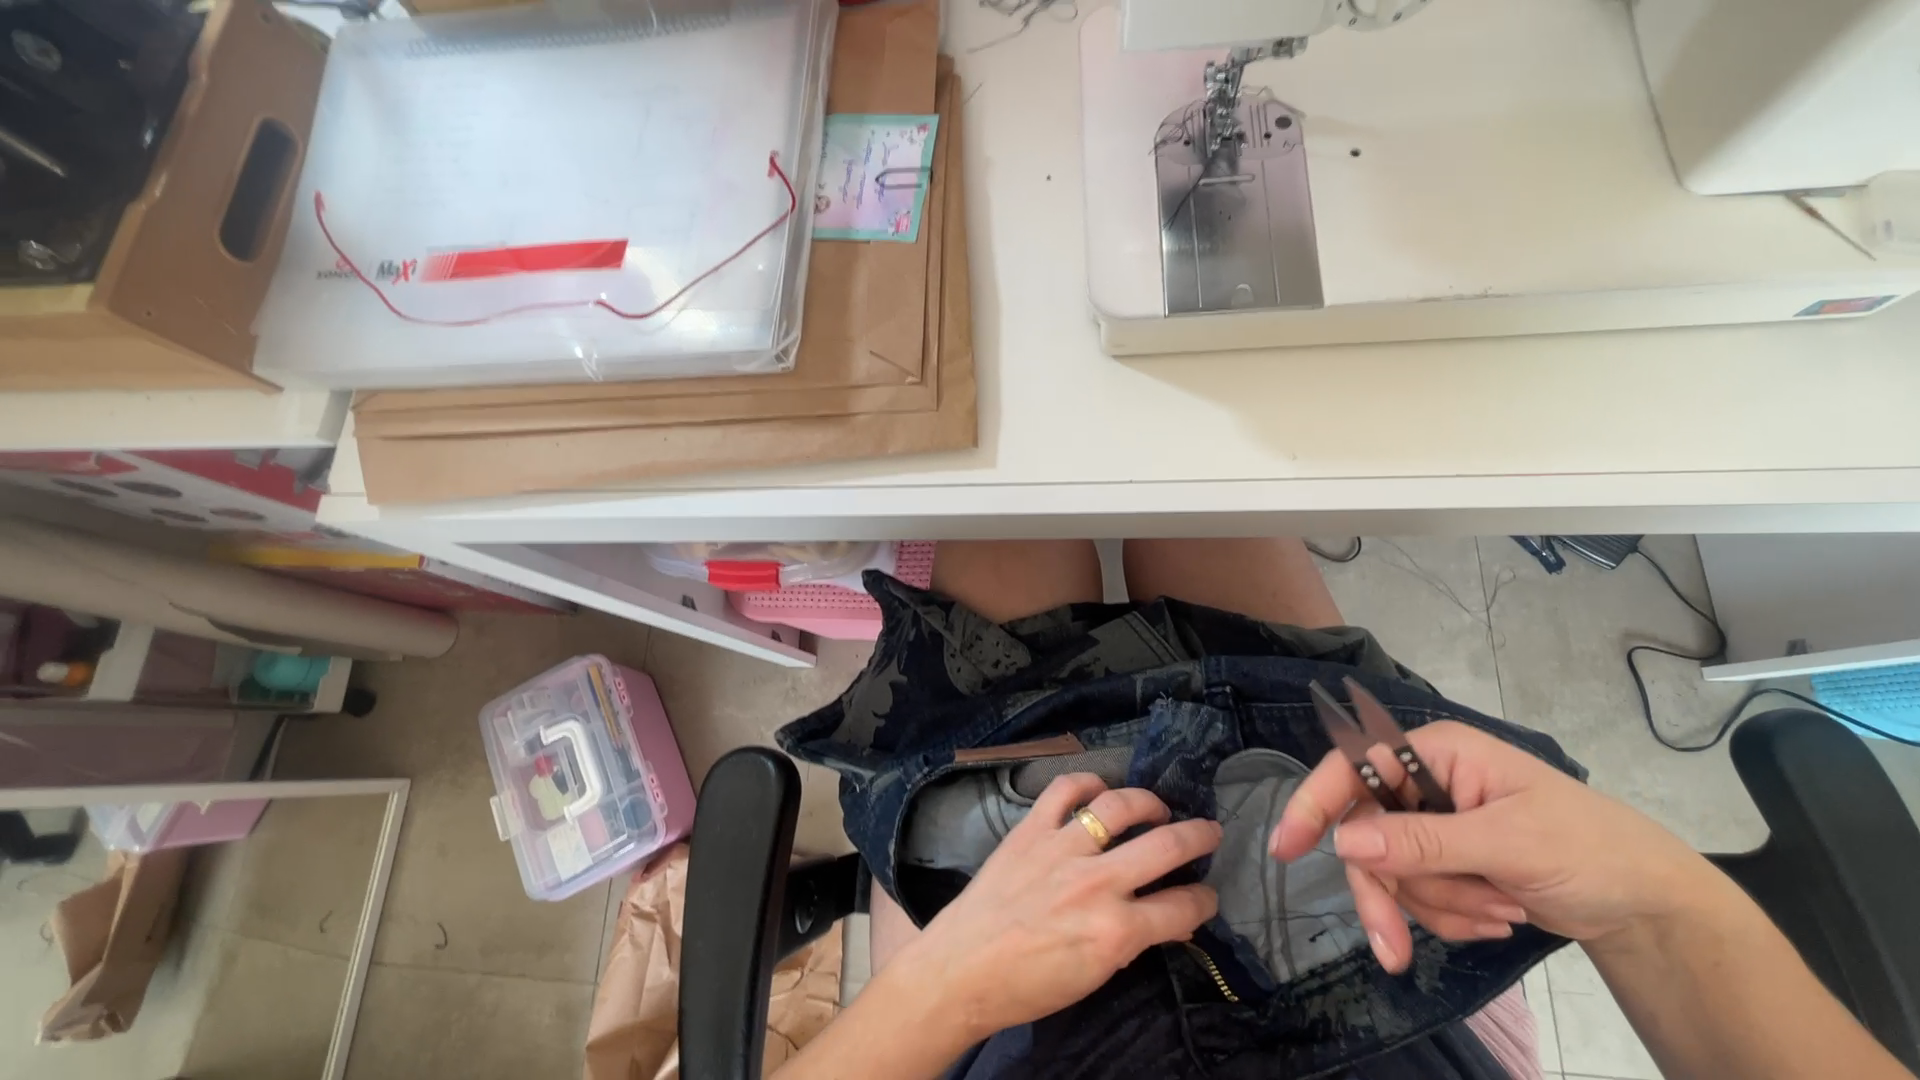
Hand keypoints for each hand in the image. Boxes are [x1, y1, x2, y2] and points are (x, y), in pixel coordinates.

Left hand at [894, 773, 1221, 1040]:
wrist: (961, 969)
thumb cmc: (1027, 985)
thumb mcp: (1094, 977)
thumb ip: (1133, 941)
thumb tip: (1170, 919)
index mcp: (1117, 930)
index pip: (1182, 907)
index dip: (1204, 900)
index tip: (1206, 894)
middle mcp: (1097, 882)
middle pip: (1166, 847)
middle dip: (1198, 836)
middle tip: (1208, 831)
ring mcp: (1062, 849)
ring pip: (1119, 806)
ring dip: (1148, 802)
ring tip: (1158, 807)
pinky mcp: (1030, 830)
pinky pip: (1063, 790)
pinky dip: (1085, 782)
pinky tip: (1098, 788)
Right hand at [1269, 720, 1715, 972]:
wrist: (1650, 907)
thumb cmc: (1590, 850)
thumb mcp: (1509, 843)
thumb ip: (1424, 841)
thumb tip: (1344, 844)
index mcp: (1434, 752)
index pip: (1354, 768)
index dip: (1316, 804)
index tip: (1286, 848)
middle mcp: (1423, 781)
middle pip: (1366, 835)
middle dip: (1392, 892)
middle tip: (1393, 950)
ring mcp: (1432, 824)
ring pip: (1390, 872)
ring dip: (1440, 905)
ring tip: (1502, 910)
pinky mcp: (1443, 861)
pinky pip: (1415, 895)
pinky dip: (1451, 916)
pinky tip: (1498, 916)